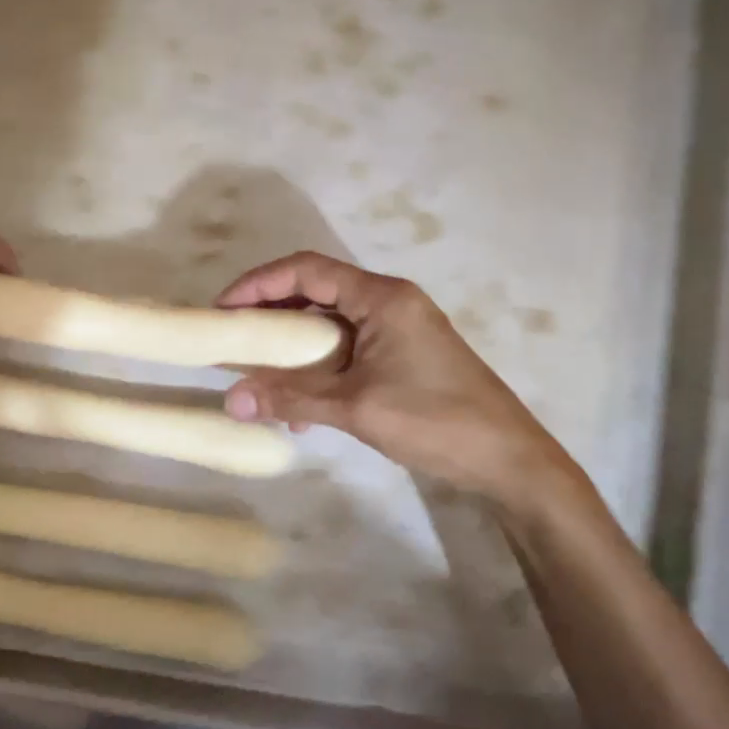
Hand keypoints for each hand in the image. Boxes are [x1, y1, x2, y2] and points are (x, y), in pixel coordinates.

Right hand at [216, 252, 580, 506]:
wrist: (507, 458)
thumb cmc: (435, 421)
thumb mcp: (355, 408)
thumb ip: (291, 398)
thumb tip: (230, 401)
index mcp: (382, 298)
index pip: (307, 270)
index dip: (259, 284)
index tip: (222, 310)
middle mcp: (389, 302)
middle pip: (315, 292)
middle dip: (269, 316)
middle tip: (231, 341)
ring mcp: (397, 330)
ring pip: (328, 326)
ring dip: (291, 350)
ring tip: (257, 379)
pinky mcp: (401, 356)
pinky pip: (346, 351)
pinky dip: (317, 371)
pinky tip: (299, 410)